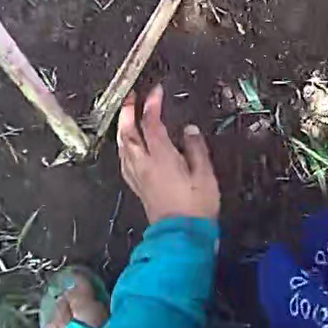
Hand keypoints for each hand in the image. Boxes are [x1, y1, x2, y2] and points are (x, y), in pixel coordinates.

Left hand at [117, 84, 219, 222]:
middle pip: (128, 133)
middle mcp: (144, 164)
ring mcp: (138, 176)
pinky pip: (125, 160)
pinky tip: (128, 146)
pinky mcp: (138, 187)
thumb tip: (189, 130)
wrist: (182, 236)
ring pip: (123, 146)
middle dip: (128, 112)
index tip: (156, 91)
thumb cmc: (197, 206)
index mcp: (161, 157)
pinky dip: (124, 145)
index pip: (151, 124)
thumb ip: (196, 149)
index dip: (152, 105)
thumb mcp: (205, 174)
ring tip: (126, 116)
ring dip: (123, 128)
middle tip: (131, 97)